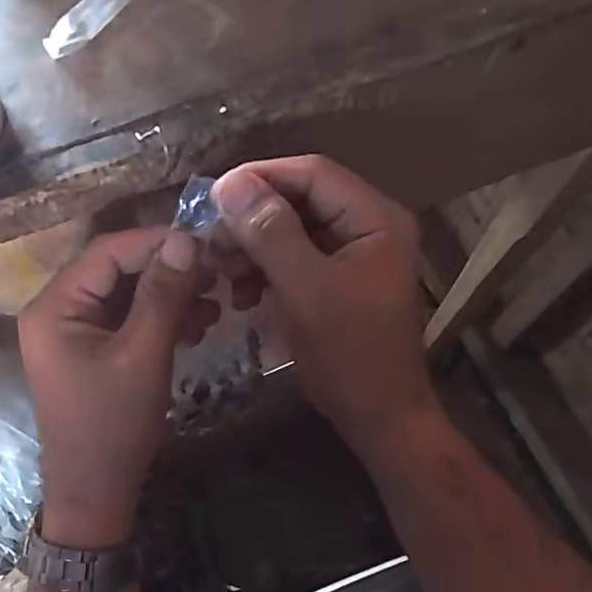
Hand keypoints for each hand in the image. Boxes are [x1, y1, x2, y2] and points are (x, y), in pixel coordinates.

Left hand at [18, 227, 217, 547]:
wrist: (97, 490)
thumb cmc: (114, 425)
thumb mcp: (142, 356)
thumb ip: (163, 296)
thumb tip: (187, 242)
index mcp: (54, 307)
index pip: (106, 253)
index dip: (155, 243)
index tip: (205, 245)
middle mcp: (58, 313)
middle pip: (116, 273)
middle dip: (167, 273)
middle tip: (215, 276)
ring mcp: (75, 336)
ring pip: (127, 298)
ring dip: (170, 298)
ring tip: (213, 306)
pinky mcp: (94, 355)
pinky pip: (128, 324)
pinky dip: (161, 322)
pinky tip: (195, 327)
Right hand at [211, 156, 436, 449]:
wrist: (379, 417)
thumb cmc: (350, 355)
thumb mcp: (307, 292)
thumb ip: (272, 235)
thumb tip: (231, 185)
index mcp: (375, 219)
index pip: (312, 174)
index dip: (261, 179)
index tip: (213, 196)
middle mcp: (368, 229)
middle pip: (301, 203)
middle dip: (253, 221)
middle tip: (212, 241)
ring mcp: (353, 260)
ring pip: (293, 235)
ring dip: (254, 250)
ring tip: (223, 273)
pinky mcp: (336, 288)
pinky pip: (295, 266)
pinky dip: (266, 275)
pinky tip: (242, 295)